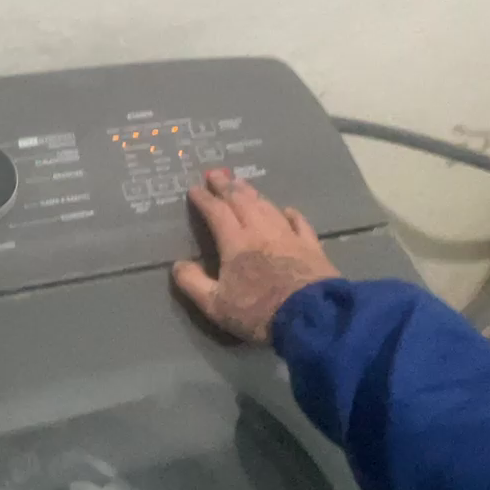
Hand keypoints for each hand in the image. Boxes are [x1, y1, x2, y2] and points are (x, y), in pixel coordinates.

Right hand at [172, 169, 340, 342]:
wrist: (311, 316)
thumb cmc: (258, 311)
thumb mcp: (215, 305)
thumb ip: (193, 283)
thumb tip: (177, 264)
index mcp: (235, 242)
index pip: (216, 212)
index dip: (204, 199)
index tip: (194, 188)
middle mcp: (260, 231)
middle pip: (241, 201)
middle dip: (226, 186)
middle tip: (216, 173)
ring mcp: (288, 236)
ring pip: (267, 206)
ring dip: (253, 193)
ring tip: (242, 183)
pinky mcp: (311, 246)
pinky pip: (299, 222)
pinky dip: (290, 213)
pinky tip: (286, 210)